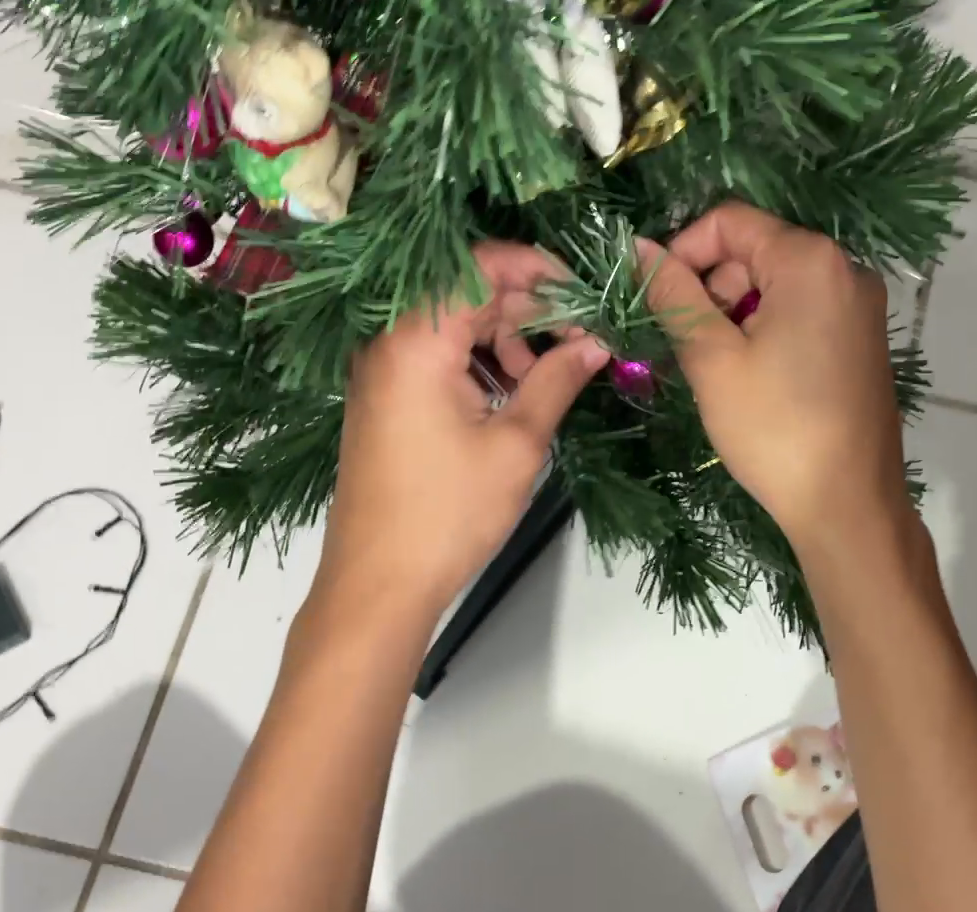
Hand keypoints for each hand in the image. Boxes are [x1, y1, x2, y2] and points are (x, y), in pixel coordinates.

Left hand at [314, 243, 610, 619]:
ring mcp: (383, 370)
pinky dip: (480, 362)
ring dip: (507, 338)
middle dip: (528, 307)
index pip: (478, 265)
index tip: (584, 293)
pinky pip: (438, 355)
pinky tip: (514, 394)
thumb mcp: (516, 444)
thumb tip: (596, 342)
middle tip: (580, 340)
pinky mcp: (387, 397)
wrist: (381, 580)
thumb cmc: (450, 513)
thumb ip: (557, 381)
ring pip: (454, 324)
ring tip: (546, 380)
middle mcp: (390, 341)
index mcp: (417, 341)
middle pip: (466, 290)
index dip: (537, 268)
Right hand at [636, 203, 912, 554]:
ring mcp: (861, 309)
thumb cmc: (775, 430)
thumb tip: (636, 249)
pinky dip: (768, 332)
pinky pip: (804, 316)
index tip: (652, 296)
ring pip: (778, 288)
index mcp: (811, 261)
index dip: (681, 250)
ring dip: (735, 315)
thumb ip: (673, 296)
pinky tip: (750, 378)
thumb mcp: (713, 359)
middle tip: (684, 345)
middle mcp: (847, 271)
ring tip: (714, 369)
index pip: (731, 222)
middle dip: (710, 288)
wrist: (848, 504)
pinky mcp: (862, 344)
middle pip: (757, 252)